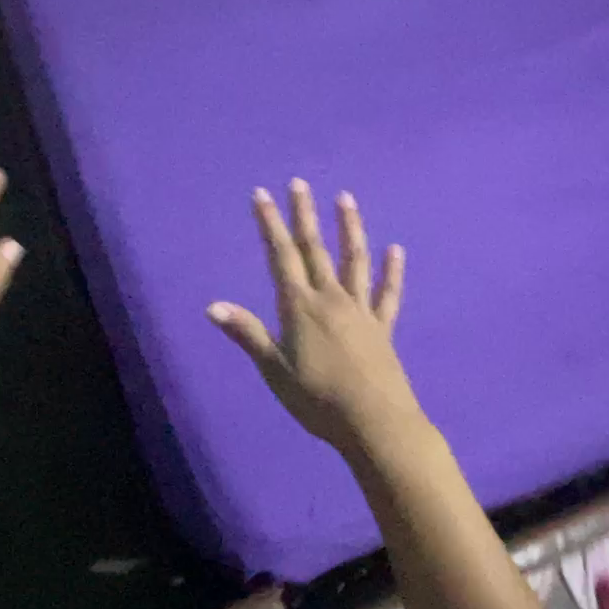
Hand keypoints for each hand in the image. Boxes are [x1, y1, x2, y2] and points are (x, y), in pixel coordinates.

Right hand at [208, 180, 421, 455]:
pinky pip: (387, 295)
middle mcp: (330, 299)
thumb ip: (247, 334)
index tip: (262, 194)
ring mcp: (360, 311)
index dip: (269, 224)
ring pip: (353, 261)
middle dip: (303, 215)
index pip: (281, 256)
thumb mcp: (274, 371)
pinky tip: (395, 251)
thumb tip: (212, 306)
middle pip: (314, 249)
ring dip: (349, 228)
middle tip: (299, 183)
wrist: (376, 425)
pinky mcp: (382, 329)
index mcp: (300, 307)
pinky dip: (391, 272)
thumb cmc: (317, 401)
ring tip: (346, 198)